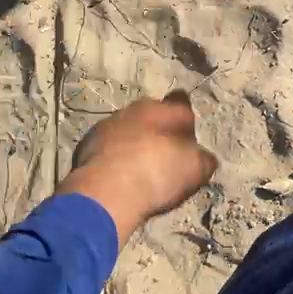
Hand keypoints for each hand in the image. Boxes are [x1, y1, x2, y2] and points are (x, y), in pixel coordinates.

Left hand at [56, 91, 218, 239]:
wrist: (108, 191)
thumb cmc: (158, 172)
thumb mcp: (194, 170)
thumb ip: (203, 160)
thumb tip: (206, 159)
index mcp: (169, 108)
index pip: (182, 102)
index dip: (184, 120)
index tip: (185, 138)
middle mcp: (140, 107)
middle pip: (151, 113)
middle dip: (155, 129)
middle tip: (160, 155)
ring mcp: (110, 123)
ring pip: (125, 127)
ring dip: (130, 141)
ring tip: (133, 168)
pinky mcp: (86, 143)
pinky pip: (104, 145)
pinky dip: (109, 156)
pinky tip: (112, 176)